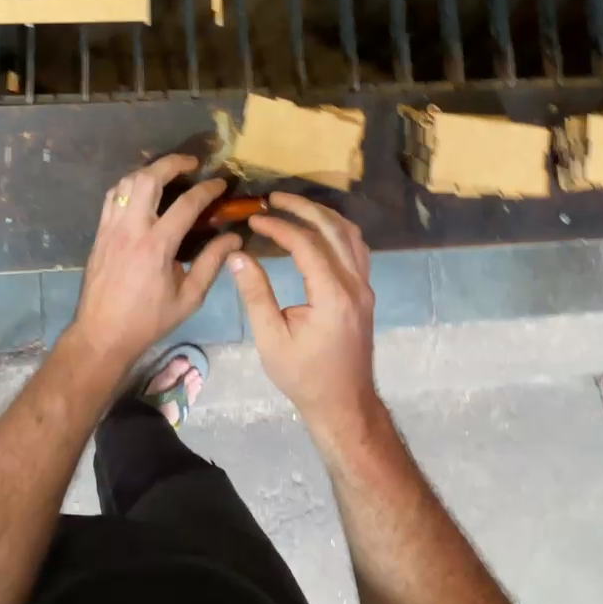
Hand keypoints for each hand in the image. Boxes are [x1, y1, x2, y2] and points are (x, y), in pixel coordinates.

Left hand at [68, 154, 239, 362]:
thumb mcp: (189, 297)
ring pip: (127, 182)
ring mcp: (111, 228)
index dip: (207, 189)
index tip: (220, 184)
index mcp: (157, 246)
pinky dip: (129, 185)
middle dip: (172, 163)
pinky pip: (113, 196)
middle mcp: (131, 229)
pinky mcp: (100, 232)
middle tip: (191, 163)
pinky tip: (142, 190)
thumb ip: (211, 263)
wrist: (102, 334)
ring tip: (168, 173)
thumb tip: (234, 238)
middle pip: (149, 179)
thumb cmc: (149, 319)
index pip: (186, 204)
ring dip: (149, 171)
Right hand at [228, 194, 381, 439]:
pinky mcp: (365, 292)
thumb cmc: (304, 376)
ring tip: (294, 206)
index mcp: (332, 296)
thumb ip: (256, 294)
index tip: (253, 220)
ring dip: (322, 215)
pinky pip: (356, 249)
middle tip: (273, 199)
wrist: (344, 404)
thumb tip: (238, 255)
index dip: (279, 227)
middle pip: (333, 229)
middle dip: (303, 208)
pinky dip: (336, 230)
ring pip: (350, 235)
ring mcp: (365, 287)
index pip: (306, 244)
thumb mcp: (271, 339)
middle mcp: (355, 285)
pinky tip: (317, 229)